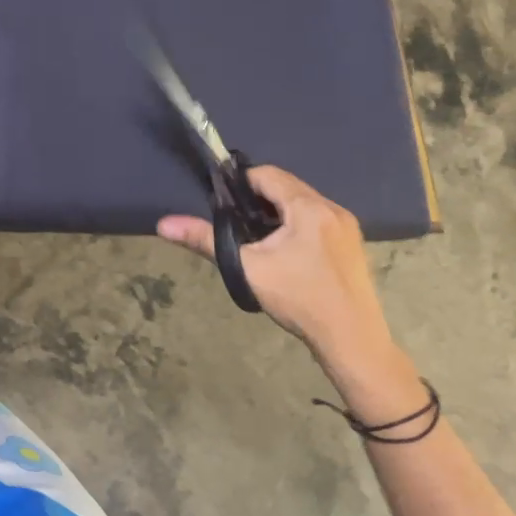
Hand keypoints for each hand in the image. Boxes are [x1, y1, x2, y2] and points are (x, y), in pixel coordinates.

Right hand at [156, 166, 392, 365]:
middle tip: (238, 225)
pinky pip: (317, 218)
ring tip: (258, 240)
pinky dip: (296, 224)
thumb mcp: (247, 268)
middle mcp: (332, 208)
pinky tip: (285, 252)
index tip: (224, 206)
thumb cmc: (299, 300)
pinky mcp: (352, 243)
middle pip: (286, 186)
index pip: (267, 174)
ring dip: (277, 212)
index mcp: (308, 208)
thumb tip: (163, 224)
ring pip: (302, 202)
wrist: (353, 341)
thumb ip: (205, 240)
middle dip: (258, 200)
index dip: (240, 185)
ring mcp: (347, 226)